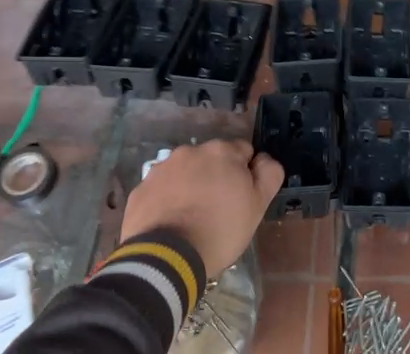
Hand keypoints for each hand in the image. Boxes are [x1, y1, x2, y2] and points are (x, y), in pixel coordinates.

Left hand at [121, 140, 283, 274]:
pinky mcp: (140, 190)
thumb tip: (264, 159)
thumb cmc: (219, 230)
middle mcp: (191, 151)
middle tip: (217, 211)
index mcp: (222, 151)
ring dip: (190, 187)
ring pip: (184, 174)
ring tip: (190, 219)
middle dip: (216, 178)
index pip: (243, 153)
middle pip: (211, 161)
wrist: (167, 259)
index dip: (245, 175)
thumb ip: (269, 174)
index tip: (240, 199)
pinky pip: (160, 191)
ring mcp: (162, 169)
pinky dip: (166, 201)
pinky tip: (169, 224)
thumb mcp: (257, 206)